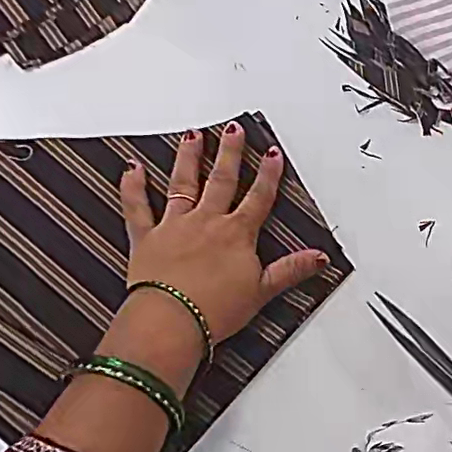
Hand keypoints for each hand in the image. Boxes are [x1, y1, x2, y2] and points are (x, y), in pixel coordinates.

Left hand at [122, 122, 330, 343]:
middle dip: (229, 153)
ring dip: (189, 158)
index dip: (268, 174)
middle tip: (233, 130)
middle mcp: (206, 222)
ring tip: (193, 136)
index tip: (272, 154)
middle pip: (222, 180)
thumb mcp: (263, 290)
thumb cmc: (214, 310)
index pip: (258, 197)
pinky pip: (137, 207)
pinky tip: (132, 169)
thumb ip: (292, 270)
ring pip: (183, 183)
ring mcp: (175, 226)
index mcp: (236, 234)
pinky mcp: (146, 238)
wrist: (171, 321)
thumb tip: (319, 259)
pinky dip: (133, 187)